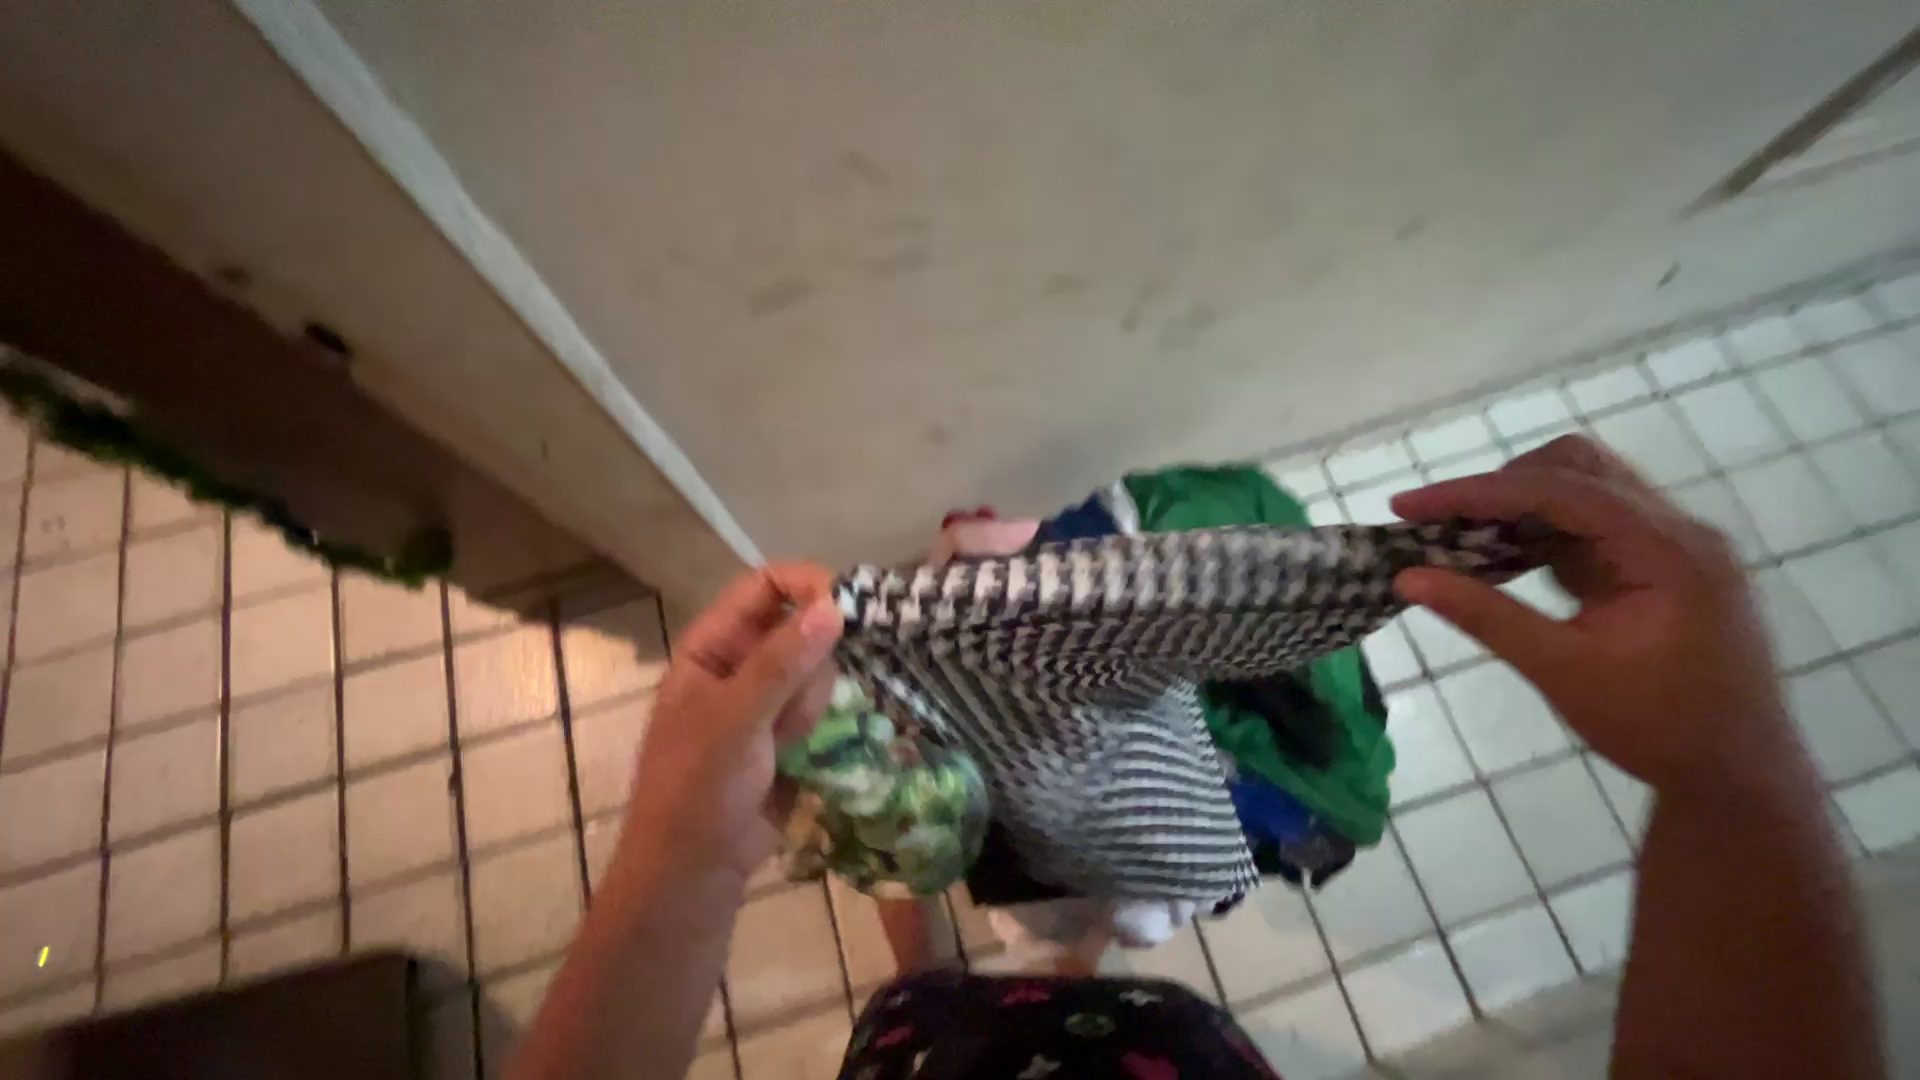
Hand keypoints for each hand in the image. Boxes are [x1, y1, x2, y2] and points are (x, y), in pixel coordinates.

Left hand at [617, 563, 843, 879]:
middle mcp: (740, 661)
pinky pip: (822, 703)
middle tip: (792, 709)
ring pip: (818, 668)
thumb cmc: (697, 790)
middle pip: (801, 625)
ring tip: (786, 742)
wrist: (695, 872)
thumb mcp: (735, 720)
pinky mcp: (789, 729)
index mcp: (712, 645)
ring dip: (812, 702)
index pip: (764, 586)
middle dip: (811, 663)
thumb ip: (782, 662)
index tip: (846, 607)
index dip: (806, 585)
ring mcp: (767, 697)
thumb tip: (834, 605)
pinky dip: (821, 720)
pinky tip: (802, 752)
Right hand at [1389, 435, 1803, 797]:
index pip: (1559, 491)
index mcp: (1666, 551)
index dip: (1474, 491)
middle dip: (1497, 486)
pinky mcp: (1648, 564)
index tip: (1406, 506)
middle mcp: (1674, 531)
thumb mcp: (1561, 671)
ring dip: (1512, 504)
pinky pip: (1581, 523)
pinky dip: (1529, 530)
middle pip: (1576, 468)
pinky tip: (1491, 559)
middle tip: (1436, 522)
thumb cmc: (1657, 727)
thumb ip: (1484, 616)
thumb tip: (1405, 577)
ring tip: (1454, 537)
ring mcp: (1665, 545)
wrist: (1736, 776)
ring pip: (1579, 487)